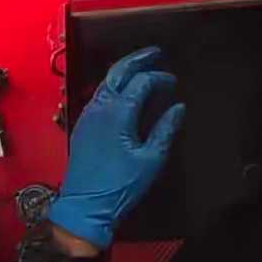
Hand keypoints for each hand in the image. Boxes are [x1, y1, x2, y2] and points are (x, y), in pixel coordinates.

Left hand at [47, 47, 184, 249]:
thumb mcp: (151, 159)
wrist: (84, 209)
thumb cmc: (121, 185)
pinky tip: (126, 89)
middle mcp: (100, 108)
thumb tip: (179, 106)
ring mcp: (88, 115)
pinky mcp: (83, 125)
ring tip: (143, 66)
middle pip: (118, 73)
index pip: (141, 82)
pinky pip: (99, 94)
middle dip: (137, 60)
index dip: (159, 78)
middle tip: (156, 53)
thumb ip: (166, 128)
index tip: (174, 84)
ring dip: (124, 71)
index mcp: (118, 113)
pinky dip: (115, 84)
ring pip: (106, 82)